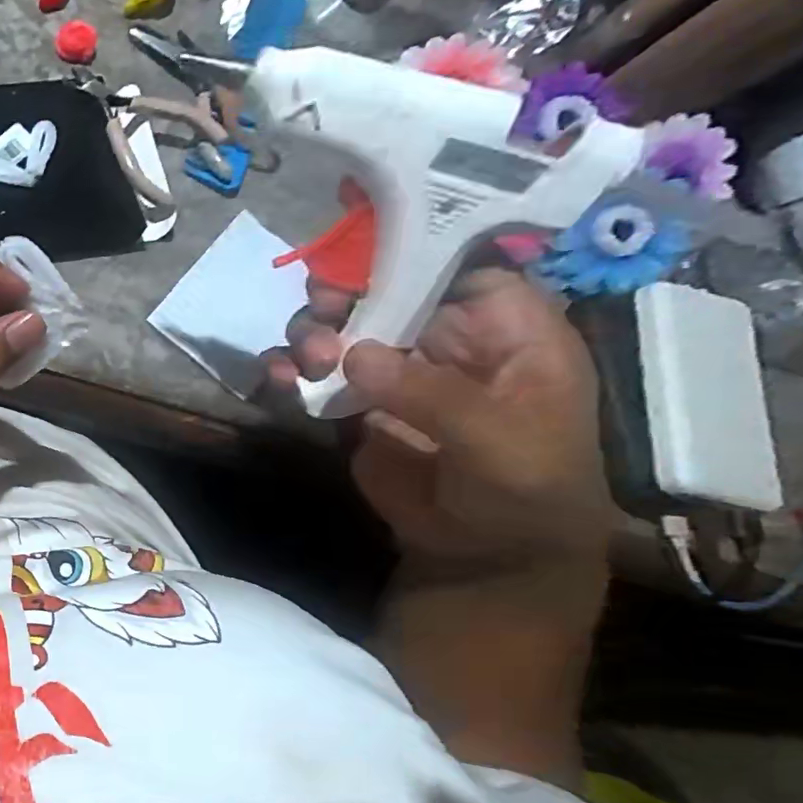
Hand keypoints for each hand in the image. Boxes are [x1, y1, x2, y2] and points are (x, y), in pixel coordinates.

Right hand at [263, 268, 617, 573]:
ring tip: (306, 357)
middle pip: (391, 291)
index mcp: (506, 333)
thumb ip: (432, 394)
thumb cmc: (525, 490)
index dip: (417, 250)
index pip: (463, 268)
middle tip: (320, 303)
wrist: (484, 554)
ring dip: (316, 333)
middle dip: (350, 291)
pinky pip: (320, 376)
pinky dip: (294, 372)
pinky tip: (277, 377)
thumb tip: (355, 355)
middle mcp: (447, 341)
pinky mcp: (358, 405)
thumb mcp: (497, 441)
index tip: (363, 249)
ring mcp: (397, 373)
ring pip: (347, 330)